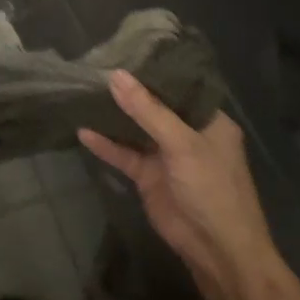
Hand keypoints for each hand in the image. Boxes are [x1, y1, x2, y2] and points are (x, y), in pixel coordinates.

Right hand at [78, 72, 278, 291]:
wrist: (216, 248)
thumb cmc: (212, 189)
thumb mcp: (182, 144)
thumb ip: (148, 111)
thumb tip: (115, 75)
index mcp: (208, 122)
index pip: (179, 88)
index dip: (153, 71)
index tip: (122, 50)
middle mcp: (187, 134)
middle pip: (153, 106)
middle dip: (127, 91)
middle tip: (94, 66)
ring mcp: (165, 155)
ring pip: (134, 129)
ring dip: (112, 116)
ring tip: (83, 92)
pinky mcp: (148, 175)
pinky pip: (123, 154)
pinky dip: (105, 145)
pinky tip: (83, 132)